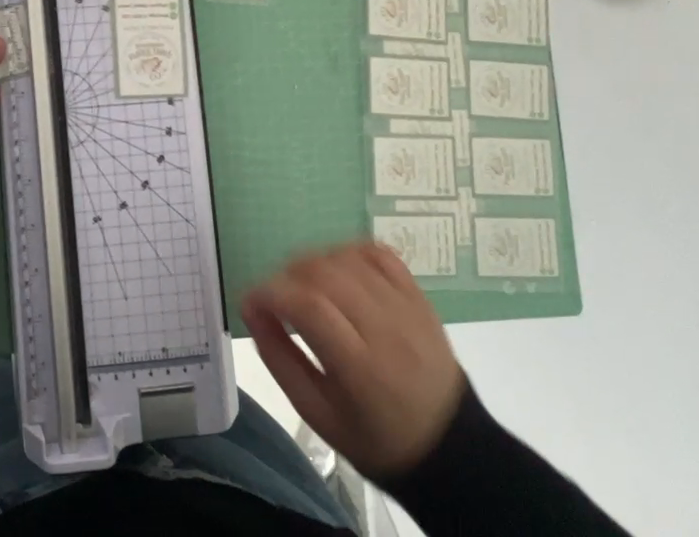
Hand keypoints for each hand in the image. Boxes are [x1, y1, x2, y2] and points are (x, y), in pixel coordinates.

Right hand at [242, 243, 465, 478]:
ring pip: (347, 259)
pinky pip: (380, 254)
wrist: (448, 445)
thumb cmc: (373, 436)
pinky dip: (347, 252)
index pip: (307, 307)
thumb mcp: (316, 413)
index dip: (269, 293)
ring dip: (312, 262)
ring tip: (301, 286)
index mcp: (360, 369)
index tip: (251, 303)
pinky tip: (334, 271)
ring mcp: (407, 309)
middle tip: (274, 298)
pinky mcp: (419, 298)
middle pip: (324, 274)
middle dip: (285, 276)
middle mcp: (387, 330)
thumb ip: (278, 358)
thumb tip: (251, 310)